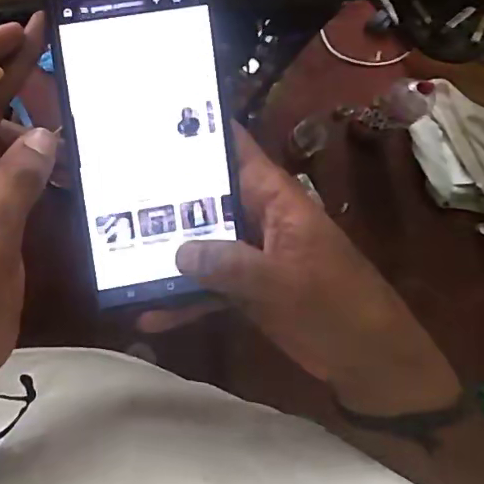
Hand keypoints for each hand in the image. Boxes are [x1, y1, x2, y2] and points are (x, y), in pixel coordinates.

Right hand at [139, 125, 460, 415]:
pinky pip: (201, 284)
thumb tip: (175, 252)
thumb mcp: (284, 283)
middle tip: (112, 184)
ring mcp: (246, 254)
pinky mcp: (241, 287)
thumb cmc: (339, 309)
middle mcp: (255, 219)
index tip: (154, 119)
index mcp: (275, 200)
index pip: (236, 151)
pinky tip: (148, 315)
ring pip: (196, 242)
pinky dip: (179, 298)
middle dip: (162, 193)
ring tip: (117, 254)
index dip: (201, 132)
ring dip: (162, 250)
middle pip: (203, 197)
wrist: (371, 364)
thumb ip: (229, 264)